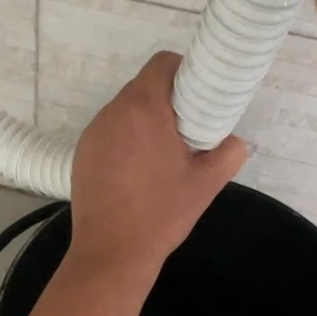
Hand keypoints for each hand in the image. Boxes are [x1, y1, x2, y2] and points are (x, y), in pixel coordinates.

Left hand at [69, 52, 249, 275]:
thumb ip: (229, 152)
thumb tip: (234, 141)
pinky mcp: (82, 153)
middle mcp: (113, 112)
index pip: (162, 63)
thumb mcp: (207, 184)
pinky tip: (138, 172)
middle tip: (187, 130)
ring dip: (146, 120)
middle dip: (168, 100)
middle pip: (143, 85)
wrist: (111, 252)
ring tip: (163, 155)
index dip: (184, 71)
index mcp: (143, 109)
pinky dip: (127, 139)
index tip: (198, 96)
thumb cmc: (161, 214)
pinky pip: (110, 131)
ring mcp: (93, 133)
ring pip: (125, 109)